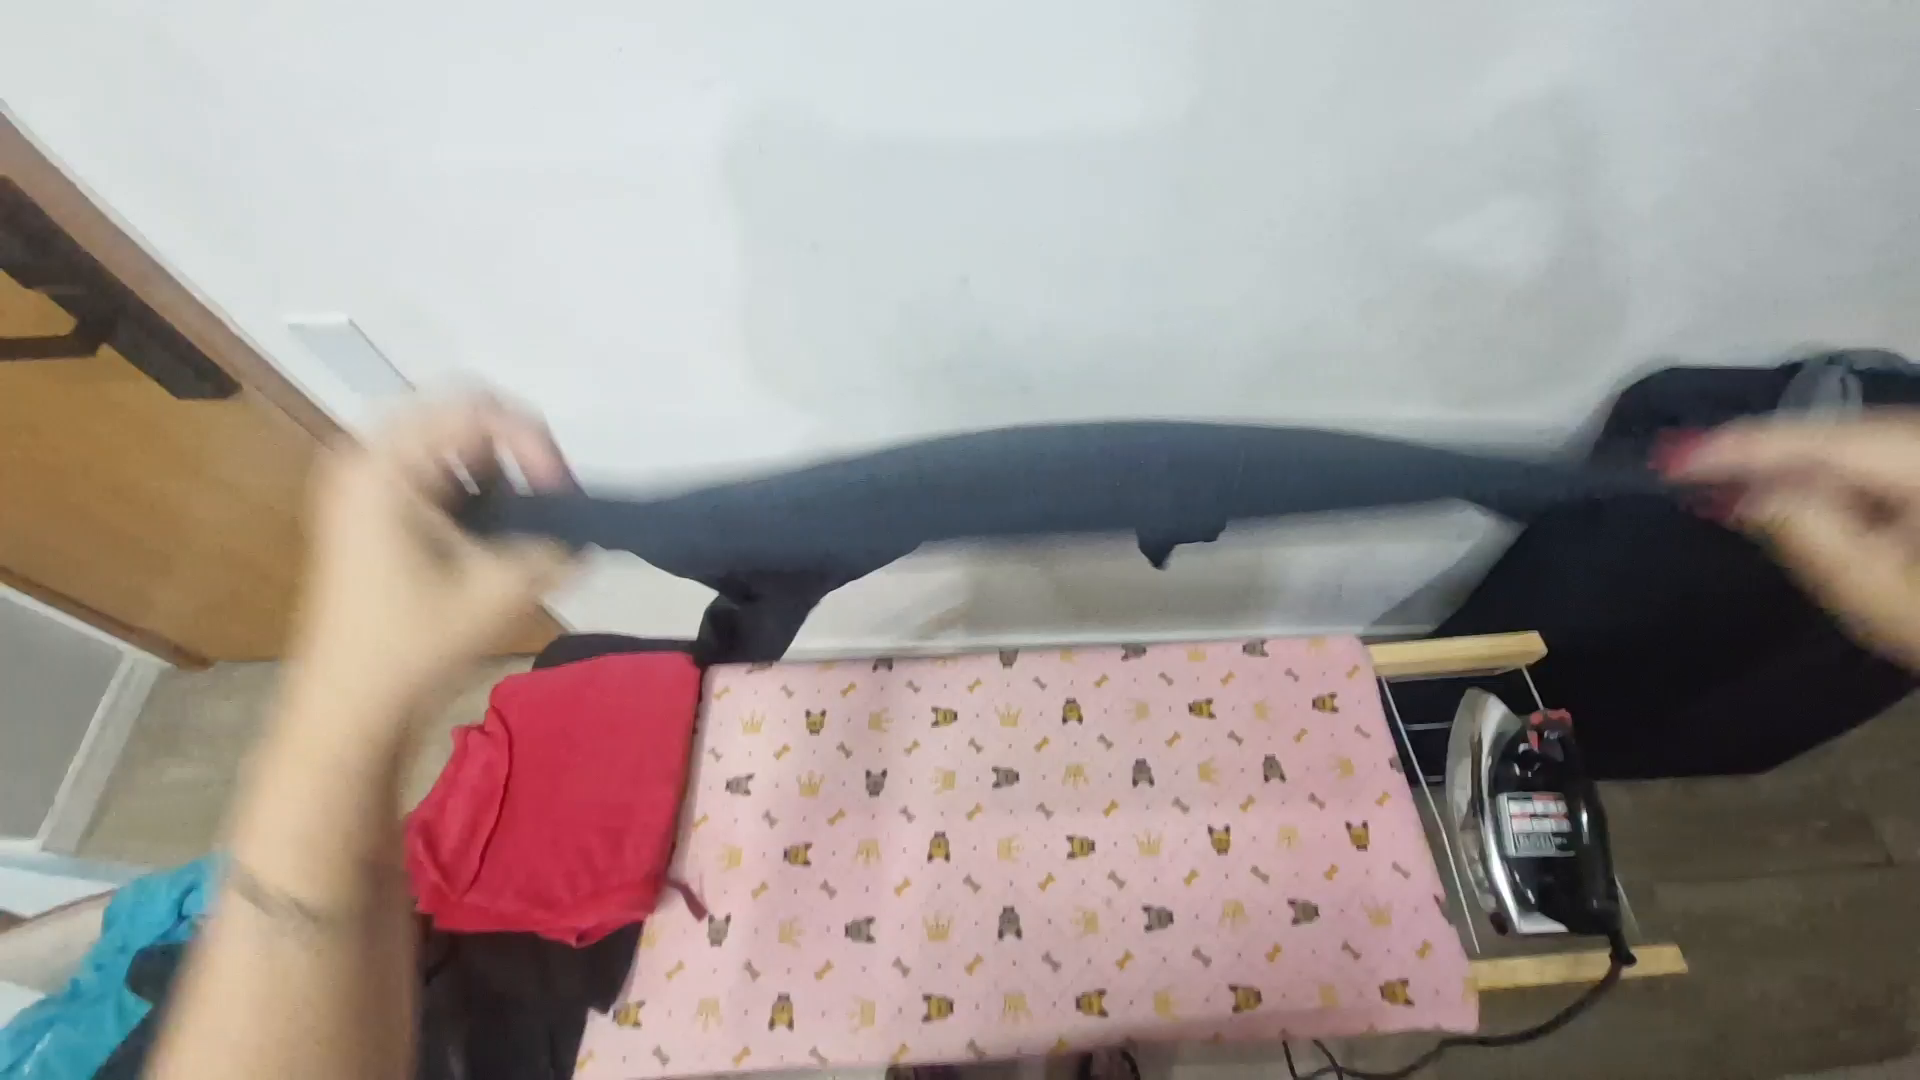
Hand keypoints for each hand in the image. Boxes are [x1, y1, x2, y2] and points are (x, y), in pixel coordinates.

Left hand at [287, 395, 576, 730]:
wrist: (352, 704)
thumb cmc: (417, 642)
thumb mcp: (502, 588)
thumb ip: (560, 547)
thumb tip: (589, 533)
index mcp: (386, 466)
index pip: (478, 411)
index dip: (533, 443)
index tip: (561, 494)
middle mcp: (370, 461)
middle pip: (464, 417)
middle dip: (520, 450)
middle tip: (551, 497)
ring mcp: (370, 486)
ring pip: (456, 445)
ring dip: (504, 471)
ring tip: (532, 517)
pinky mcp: (380, 512)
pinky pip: (442, 473)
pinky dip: (484, 490)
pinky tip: (502, 530)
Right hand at [1669, 409, 1919, 669]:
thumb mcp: (1883, 601)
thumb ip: (1814, 539)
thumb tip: (1748, 493)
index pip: (1835, 446)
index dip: (1747, 447)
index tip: (1673, 458)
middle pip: (1860, 434)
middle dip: (1772, 447)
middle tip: (1689, 463)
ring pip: (1880, 439)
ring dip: (1802, 455)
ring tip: (1730, 472)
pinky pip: (1899, 454)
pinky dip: (1842, 464)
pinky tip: (1798, 482)